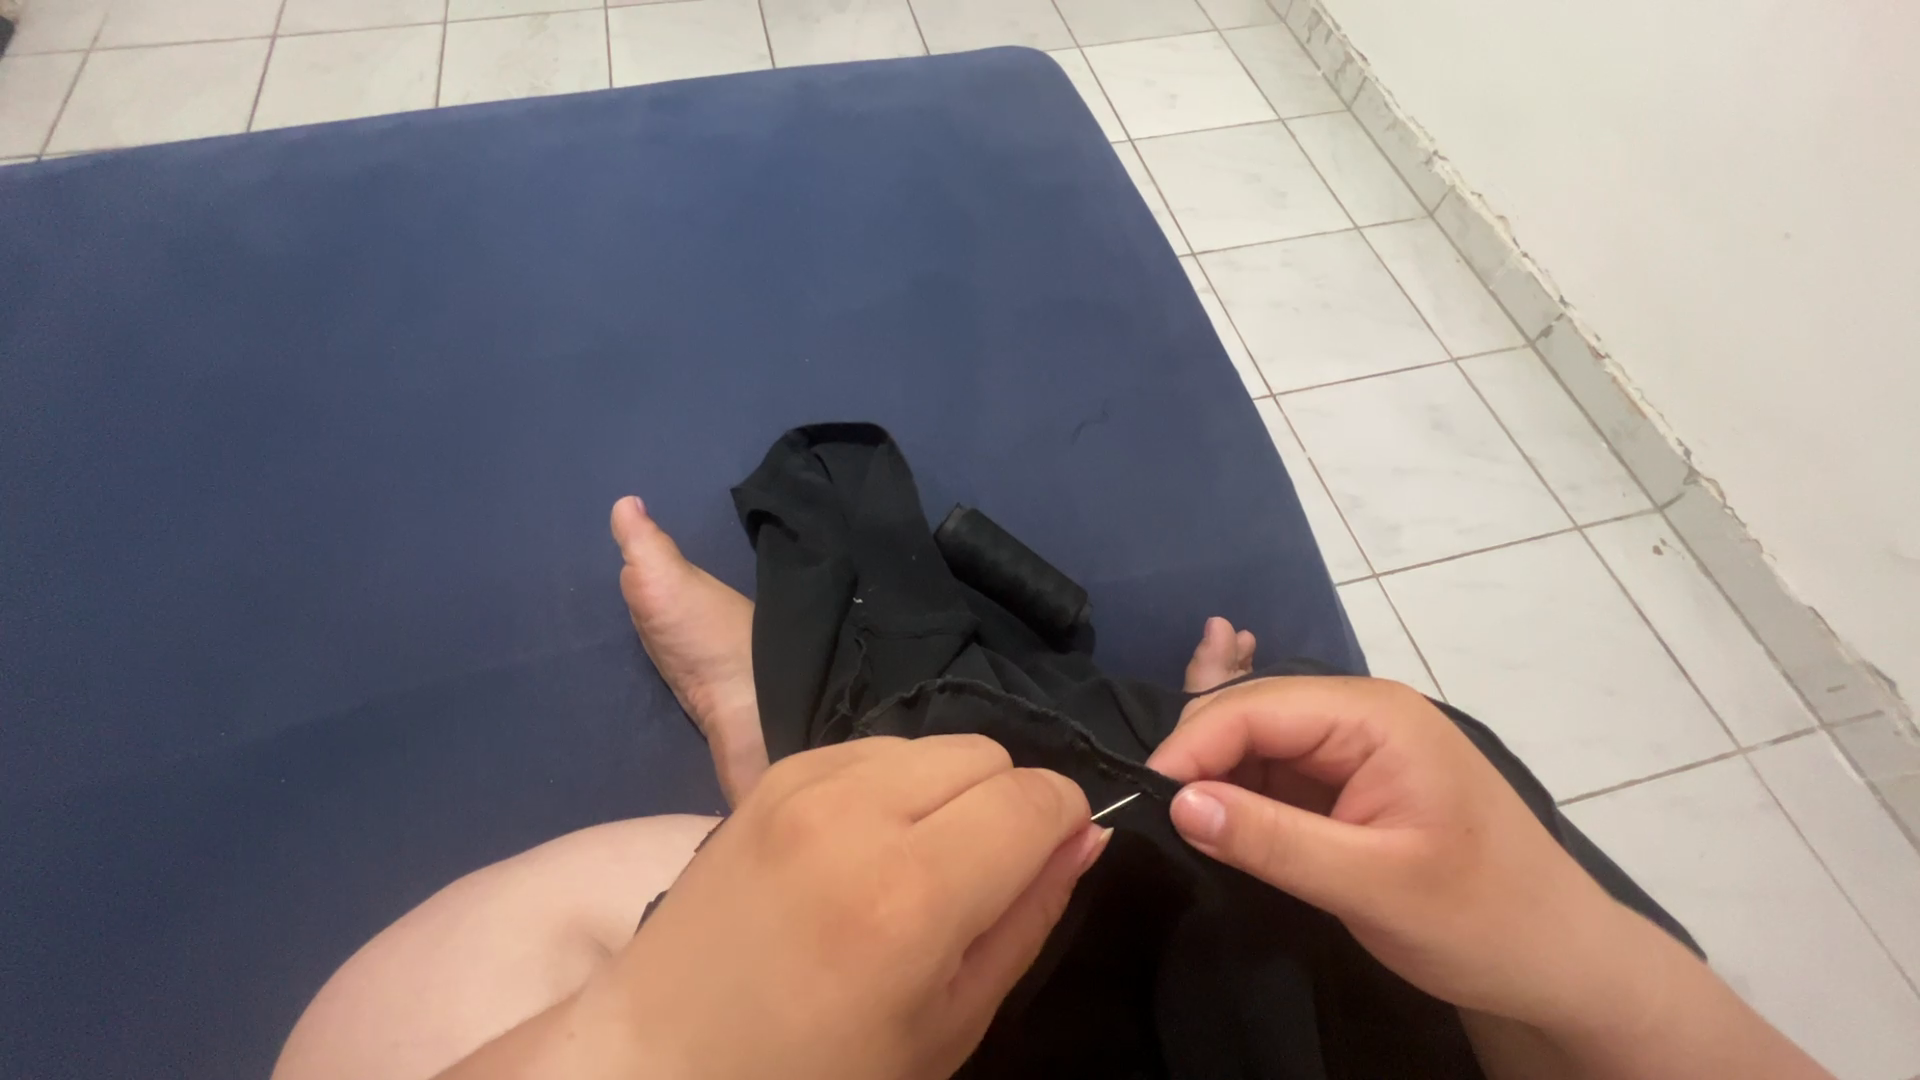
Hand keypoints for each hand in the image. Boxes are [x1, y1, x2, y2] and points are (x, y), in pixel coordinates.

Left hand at [597, 735, 1106, 1079]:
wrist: (658, 1060)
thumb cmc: (818, 1075)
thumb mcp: (950, 1024)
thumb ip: (1031, 914)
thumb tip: (1086, 835)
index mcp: (907, 894)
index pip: (1035, 798)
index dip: (1062, 823)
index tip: (1047, 860)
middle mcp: (856, 810)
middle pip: (989, 753)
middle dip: (1005, 804)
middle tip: (971, 876)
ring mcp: (806, 778)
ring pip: (937, 743)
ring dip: (949, 791)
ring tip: (910, 859)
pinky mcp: (776, 768)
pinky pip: (879, 747)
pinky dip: (896, 783)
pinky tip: (862, 842)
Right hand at [1147, 676, 1631, 1028]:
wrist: (1564, 965)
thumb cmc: (1485, 921)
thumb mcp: (1375, 886)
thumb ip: (1271, 839)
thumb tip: (1176, 803)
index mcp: (1372, 715)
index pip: (1253, 709)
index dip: (1191, 747)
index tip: (1145, 800)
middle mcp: (1355, 712)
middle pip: (1246, 714)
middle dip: (1195, 758)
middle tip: (1153, 814)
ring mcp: (1348, 742)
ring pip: (1250, 740)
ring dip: (1210, 774)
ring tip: (1171, 814)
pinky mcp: (1341, 775)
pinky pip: (1269, 767)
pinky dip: (1234, 788)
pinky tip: (1209, 807)